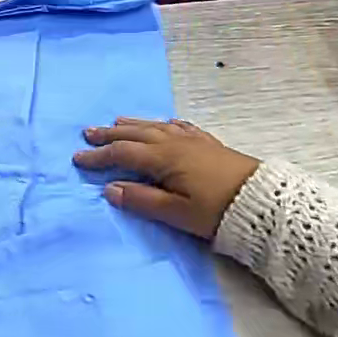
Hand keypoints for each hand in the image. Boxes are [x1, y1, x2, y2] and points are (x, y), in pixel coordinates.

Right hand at [73, 118, 259, 238]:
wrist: (259, 198)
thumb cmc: (215, 210)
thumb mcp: (176, 213)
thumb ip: (142, 200)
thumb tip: (110, 188)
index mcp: (163, 158)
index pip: (123, 154)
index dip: (100, 156)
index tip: (79, 158)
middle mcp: (174, 142)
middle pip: (136, 134)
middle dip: (111, 134)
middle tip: (88, 133)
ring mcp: (192, 139)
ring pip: (155, 126)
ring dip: (133, 125)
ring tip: (116, 123)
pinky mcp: (206, 141)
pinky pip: (177, 126)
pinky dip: (163, 124)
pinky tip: (163, 123)